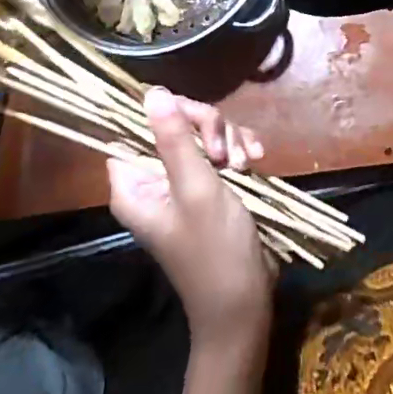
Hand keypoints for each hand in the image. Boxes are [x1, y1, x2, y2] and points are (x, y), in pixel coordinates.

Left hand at [108, 90, 273, 343]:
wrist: (245, 301)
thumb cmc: (213, 249)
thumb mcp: (195, 188)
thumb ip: (174, 138)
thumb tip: (152, 92)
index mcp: (134, 184)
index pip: (138, 127)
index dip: (168, 115)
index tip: (198, 122)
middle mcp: (155, 180)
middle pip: (176, 124)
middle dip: (209, 130)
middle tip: (226, 155)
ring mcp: (186, 182)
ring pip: (205, 135)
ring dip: (230, 141)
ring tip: (246, 165)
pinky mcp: (213, 186)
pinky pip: (224, 150)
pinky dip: (241, 150)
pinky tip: (258, 160)